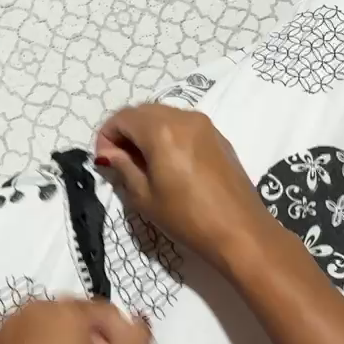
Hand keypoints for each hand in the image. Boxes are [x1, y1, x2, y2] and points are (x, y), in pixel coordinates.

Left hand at [0, 298, 151, 343]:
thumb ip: (136, 342)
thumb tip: (139, 321)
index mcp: (66, 309)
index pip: (107, 312)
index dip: (120, 339)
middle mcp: (35, 305)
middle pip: (77, 316)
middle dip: (91, 338)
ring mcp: (9, 323)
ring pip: (50, 325)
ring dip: (64, 342)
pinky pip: (27, 337)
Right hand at [94, 104, 281, 269]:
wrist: (240, 231)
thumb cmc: (186, 217)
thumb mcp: (144, 197)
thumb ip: (123, 167)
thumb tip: (108, 154)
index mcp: (161, 130)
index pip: (122, 118)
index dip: (106, 135)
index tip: (104, 161)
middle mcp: (183, 117)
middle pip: (143, 112)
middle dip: (125, 131)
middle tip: (119, 162)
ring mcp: (204, 124)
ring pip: (164, 115)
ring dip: (146, 132)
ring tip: (143, 164)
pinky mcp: (218, 136)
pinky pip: (183, 125)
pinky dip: (167, 135)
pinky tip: (167, 163)